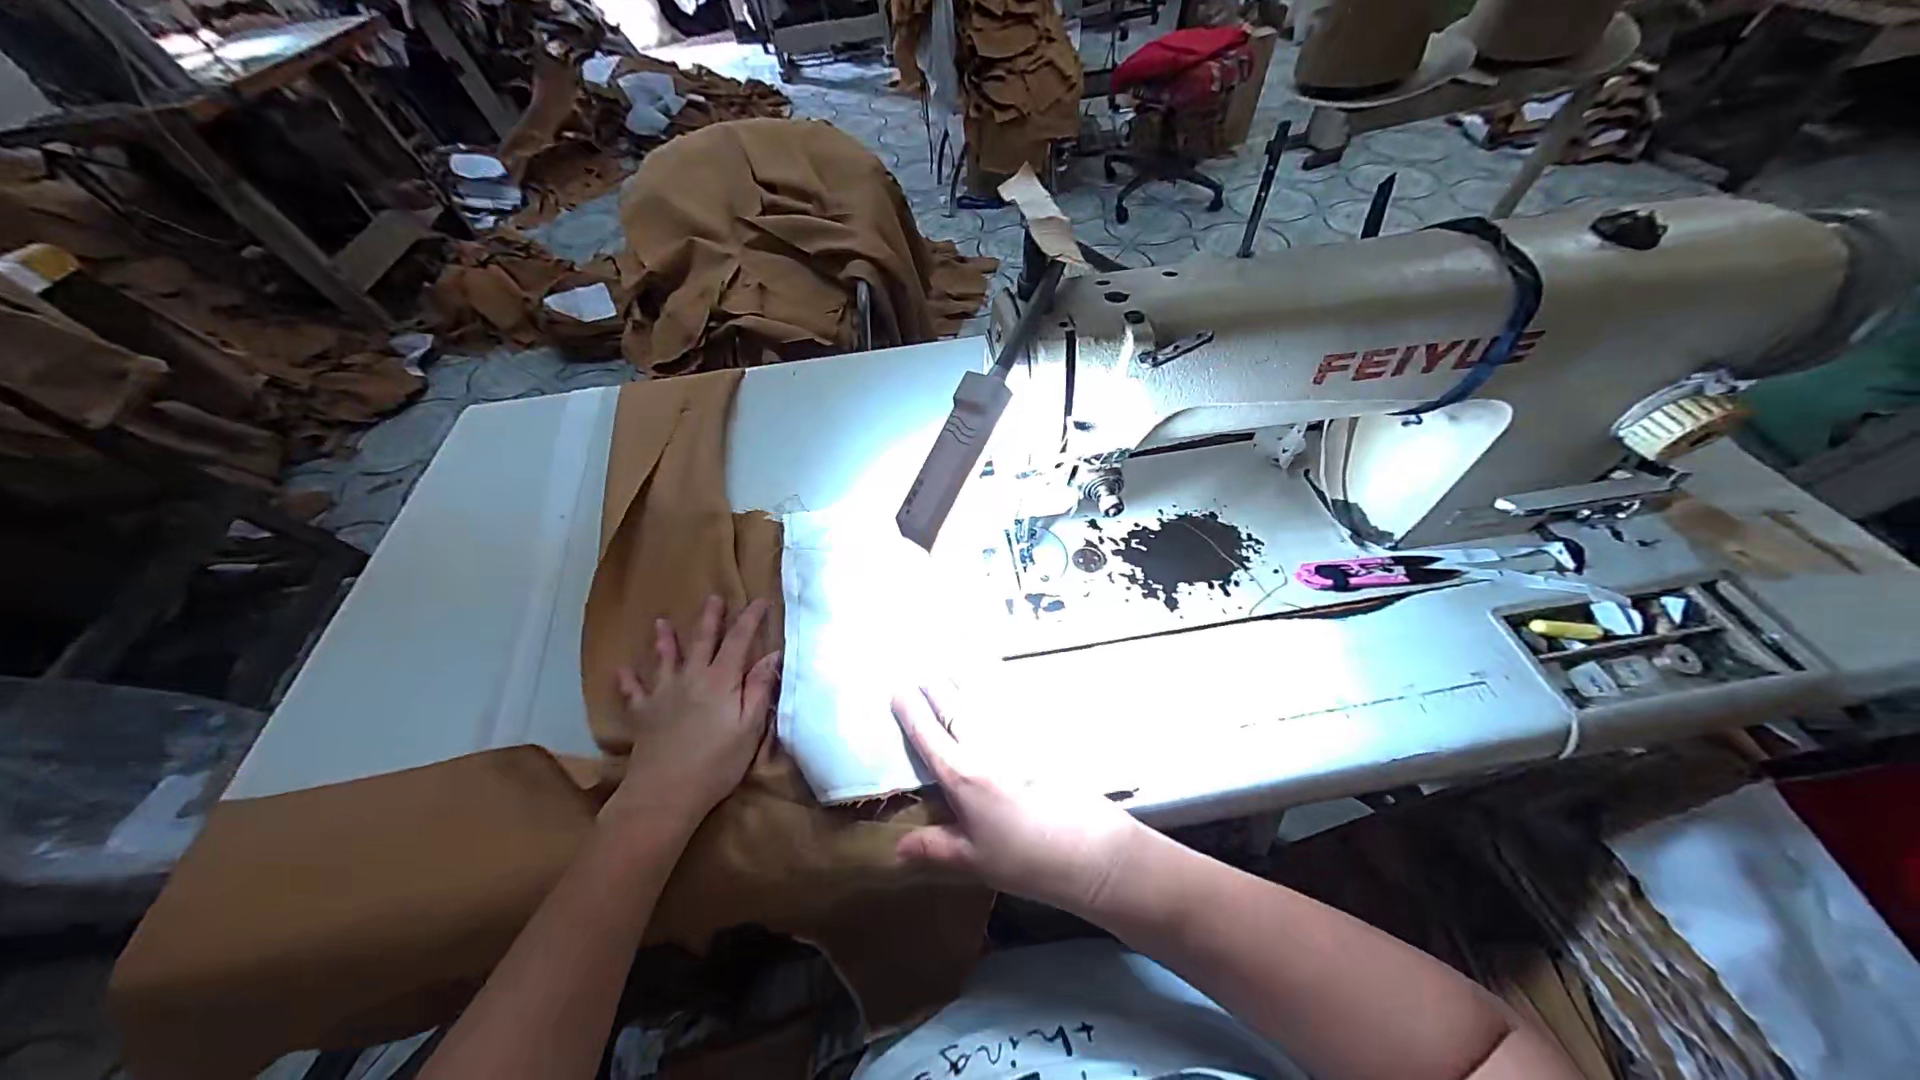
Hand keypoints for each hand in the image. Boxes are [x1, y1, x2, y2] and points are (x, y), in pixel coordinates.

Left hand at [608, 596, 780, 827]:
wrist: (664, 793)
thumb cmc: (717, 763)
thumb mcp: (750, 727)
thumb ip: (760, 688)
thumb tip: (773, 655)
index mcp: (721, 680)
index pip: (739, 640)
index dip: (750, 619)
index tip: (760, 601)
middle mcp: (691, 678)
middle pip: (702, 641)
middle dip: (710, 618)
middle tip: (713, 597)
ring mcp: (664, 694)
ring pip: (665, 659)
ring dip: (665, 639)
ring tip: (661, 622)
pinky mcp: (644, 714)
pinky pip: (634, 692)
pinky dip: (628, 680)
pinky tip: (622, 670)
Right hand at [891, 684, 1144, 914]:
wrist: (1094, 850)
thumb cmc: (1029, 860)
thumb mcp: (975, 860)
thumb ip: (934, 847)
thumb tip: (896, 847)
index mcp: (964, 775)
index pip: (929, 735)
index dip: (911, 712)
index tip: (898, 691)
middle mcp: (988, 747)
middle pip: (956, 707)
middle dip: (937, 689)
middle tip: (924, 675)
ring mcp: (1019, 738)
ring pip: (985, 701)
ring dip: (966, 685)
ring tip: (954, 672)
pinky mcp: (1045, 739)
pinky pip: (1014, 706)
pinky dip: (1000, 693)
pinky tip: (999, 689)